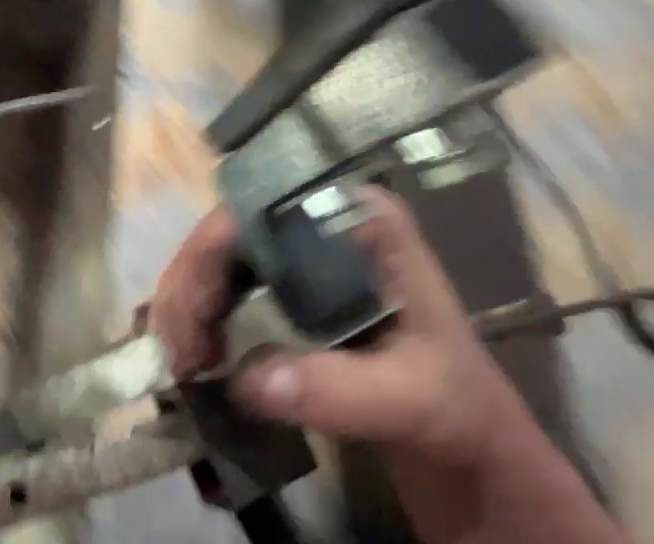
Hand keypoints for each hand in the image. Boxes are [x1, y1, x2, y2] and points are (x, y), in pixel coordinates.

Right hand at [149, 188, 516, 465]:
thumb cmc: (455, 408)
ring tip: (186, 365)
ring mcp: (296, 249)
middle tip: (182, 356)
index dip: (209, 255)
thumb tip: (246, 379)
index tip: (195, 319)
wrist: (471, 441)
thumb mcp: (411, 401)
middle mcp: (317, 219)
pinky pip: (220, 284)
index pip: (257, 212)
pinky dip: (197, 318)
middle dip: (189, 288)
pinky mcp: (282, 283)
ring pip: (212, 259)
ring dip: (185, 306)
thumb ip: (339, 389)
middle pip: (223, 233)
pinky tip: (197, 357)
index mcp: (355, 217)